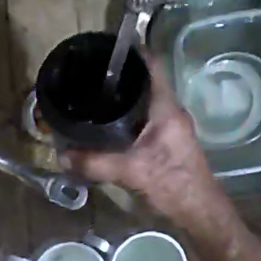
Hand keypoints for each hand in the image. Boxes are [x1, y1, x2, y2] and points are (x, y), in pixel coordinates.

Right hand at [68, 64, 233, 235]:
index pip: (153, 67)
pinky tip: (105, 129)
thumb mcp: (130, 172)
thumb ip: (94, 163)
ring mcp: (170, 129)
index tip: (107, 47)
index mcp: (167, 109)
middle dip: (120, 77)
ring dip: (122, 100)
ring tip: (91, 98)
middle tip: (89, 76)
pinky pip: (142, 122)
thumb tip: (62, 156)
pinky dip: (125, 119)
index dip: (133, 52)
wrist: (199, 213)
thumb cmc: (172, 185)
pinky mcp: (166, 144)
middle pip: (145, 83)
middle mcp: (170, 113)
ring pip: (143, 104)